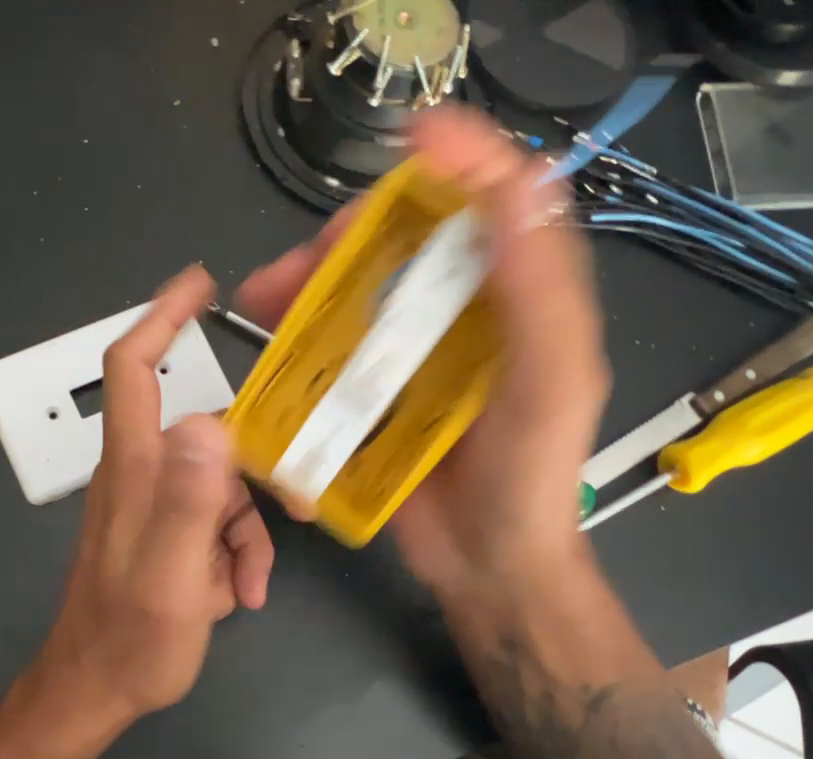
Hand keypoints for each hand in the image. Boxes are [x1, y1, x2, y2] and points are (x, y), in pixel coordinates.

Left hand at [31, 266, 274, 732]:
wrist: (94, 692)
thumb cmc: (129, 639)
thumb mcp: (170, 577)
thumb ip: (189, 502)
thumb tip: (211, 423)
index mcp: (135, 469)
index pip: (136, 369)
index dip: (163, 317)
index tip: (203, 283)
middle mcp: (141, 475)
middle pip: (207, 436)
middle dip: (252, 469)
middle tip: (297, 503)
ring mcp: (154, 507)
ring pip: (221, 486)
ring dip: (246, 532)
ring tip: (246, 587)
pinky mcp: (165, 537)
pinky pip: (213, 524)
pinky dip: (234, 554)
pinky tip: (238, 596)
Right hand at [236, 106, 608, 603]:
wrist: (487, 568)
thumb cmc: (528, 481)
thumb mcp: (551, 384)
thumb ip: (539, 291)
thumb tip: (514, 184)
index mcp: (522, 298)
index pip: (493, 203)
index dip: (457, 160)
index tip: (410, 136)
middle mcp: (468, 315)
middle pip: (405, 246)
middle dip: (349, 238)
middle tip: (303, 260)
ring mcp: (418, 356)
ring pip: (358, 294)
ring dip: (307, 286)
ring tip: (261, 299)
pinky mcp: (379, 395)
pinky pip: (335, 351)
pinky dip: (299, 340)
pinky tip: (268, 345)